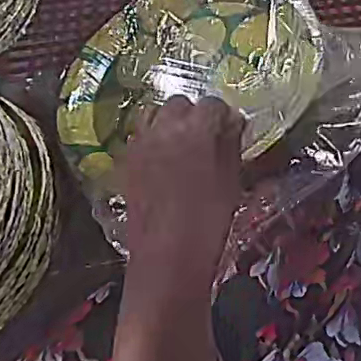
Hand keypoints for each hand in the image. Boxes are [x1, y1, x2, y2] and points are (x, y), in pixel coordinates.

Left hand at [119, 96, 245, 290]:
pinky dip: (155, 139)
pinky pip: (141, 136)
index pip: (212, 104)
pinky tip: (167, 161)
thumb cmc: (209, 219)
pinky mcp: (126, 162)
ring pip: (155, 115)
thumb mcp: (231, 179)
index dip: (224, 115)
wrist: (167, 257)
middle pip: (180, 104)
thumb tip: (233, 124)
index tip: (232, 130)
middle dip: (196, 114)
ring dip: (172, 123)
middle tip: (210, 137)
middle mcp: (163, 128)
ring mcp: (140, 144)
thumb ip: (231, 145)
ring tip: (186, 145)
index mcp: (194, 129)